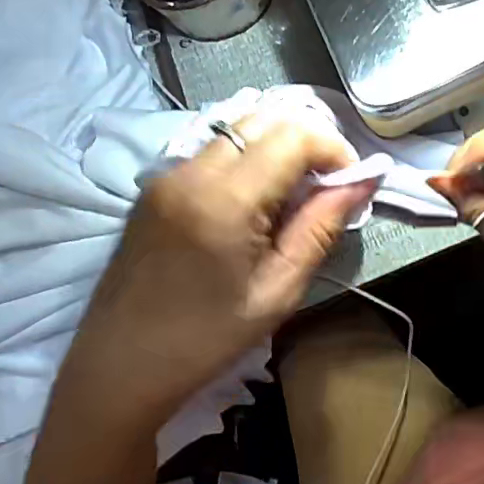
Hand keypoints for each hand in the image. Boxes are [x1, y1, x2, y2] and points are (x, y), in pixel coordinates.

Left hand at [66, 116, 374, 422]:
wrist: (120, 364)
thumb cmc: (207, 338)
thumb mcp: (279, 290)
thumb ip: (321, 227)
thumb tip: (363, 180)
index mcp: (225, 198)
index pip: (294, 135)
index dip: (334, 149)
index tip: (349, 185)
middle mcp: (192, 170)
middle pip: (265, 119)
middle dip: (309, 141)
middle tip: (326, 188)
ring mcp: (168, 173)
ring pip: (237, 129)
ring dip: (278, 147)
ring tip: (293, 196)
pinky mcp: (156, 185)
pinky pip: (213, 150)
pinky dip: (247, 159)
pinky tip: (254, 202)